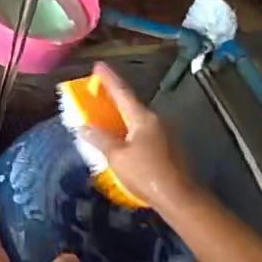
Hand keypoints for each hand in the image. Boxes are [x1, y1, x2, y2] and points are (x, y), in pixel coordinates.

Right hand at [76, 63, 200, 211]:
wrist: (178, 196)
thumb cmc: (146, 173)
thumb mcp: (117, 156)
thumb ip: (100, 139)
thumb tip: (83, 127)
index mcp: (142, 117)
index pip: (122, 92)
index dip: (109, 79)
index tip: (99, 65)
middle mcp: (155, 120)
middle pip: (130, 104)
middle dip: (114, 97)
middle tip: (98, 92)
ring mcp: (163, 133)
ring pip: (137, 119)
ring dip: (121, 116)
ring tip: (105, 116)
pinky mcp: (166, 147)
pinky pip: (142, 131)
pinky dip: (128, 130)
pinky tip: (121, 138)